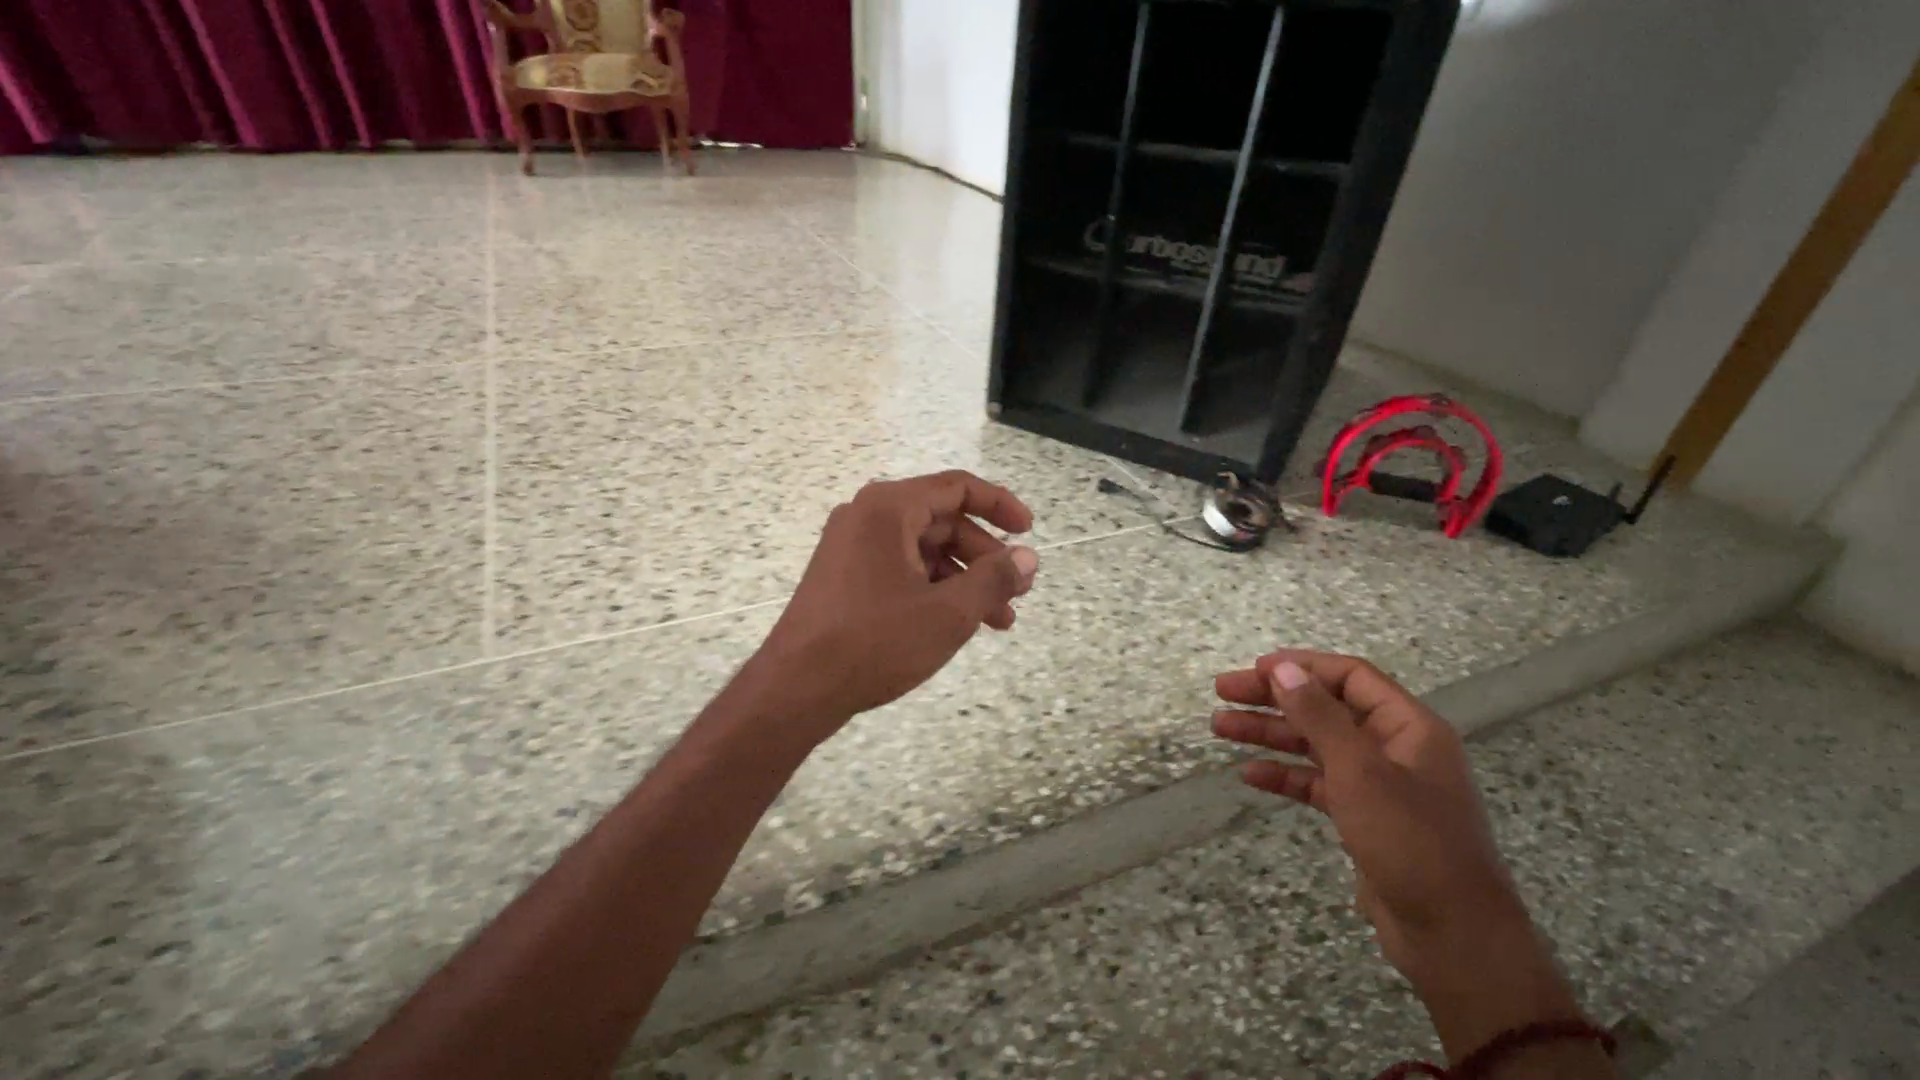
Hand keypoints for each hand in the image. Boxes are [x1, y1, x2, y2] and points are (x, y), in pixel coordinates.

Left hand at [747, 471, 1038, 742]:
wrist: (797, 687)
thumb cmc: (876, 642)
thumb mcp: (948, 613)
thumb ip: (994, 580)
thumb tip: (1027, 558)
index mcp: (888, 508)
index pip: (957, 487)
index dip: (1000, 505)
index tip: (1029, 533)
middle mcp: (866, 516)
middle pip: (942, 521)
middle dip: (985, 557)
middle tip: (1017, 592)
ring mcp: (850, 547)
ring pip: (923, 551)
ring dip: (963, 580)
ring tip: (996, 621)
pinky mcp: (842, 577)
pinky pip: (900, 569)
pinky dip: (933, 590)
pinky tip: (956, 624)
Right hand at [1212, 652, 1595, 1062]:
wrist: (1451, 932)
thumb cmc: (1410, 841)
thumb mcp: (1359, 771)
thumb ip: (1319, 716)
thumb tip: (1283, 668)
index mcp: (1409, 727)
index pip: (1350, 677)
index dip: (1301, 667)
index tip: (1253, 669)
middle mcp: (1396, 748)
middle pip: (1327, 708)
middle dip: (1275, 699)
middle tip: (1223, 693)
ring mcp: (1381, 786)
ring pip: (1317, 746)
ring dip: (1271, 735)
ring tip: (1220, 728)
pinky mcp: (1366, 819)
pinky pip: (1319, 784)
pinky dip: (1286, 776)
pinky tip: (1249, 774)